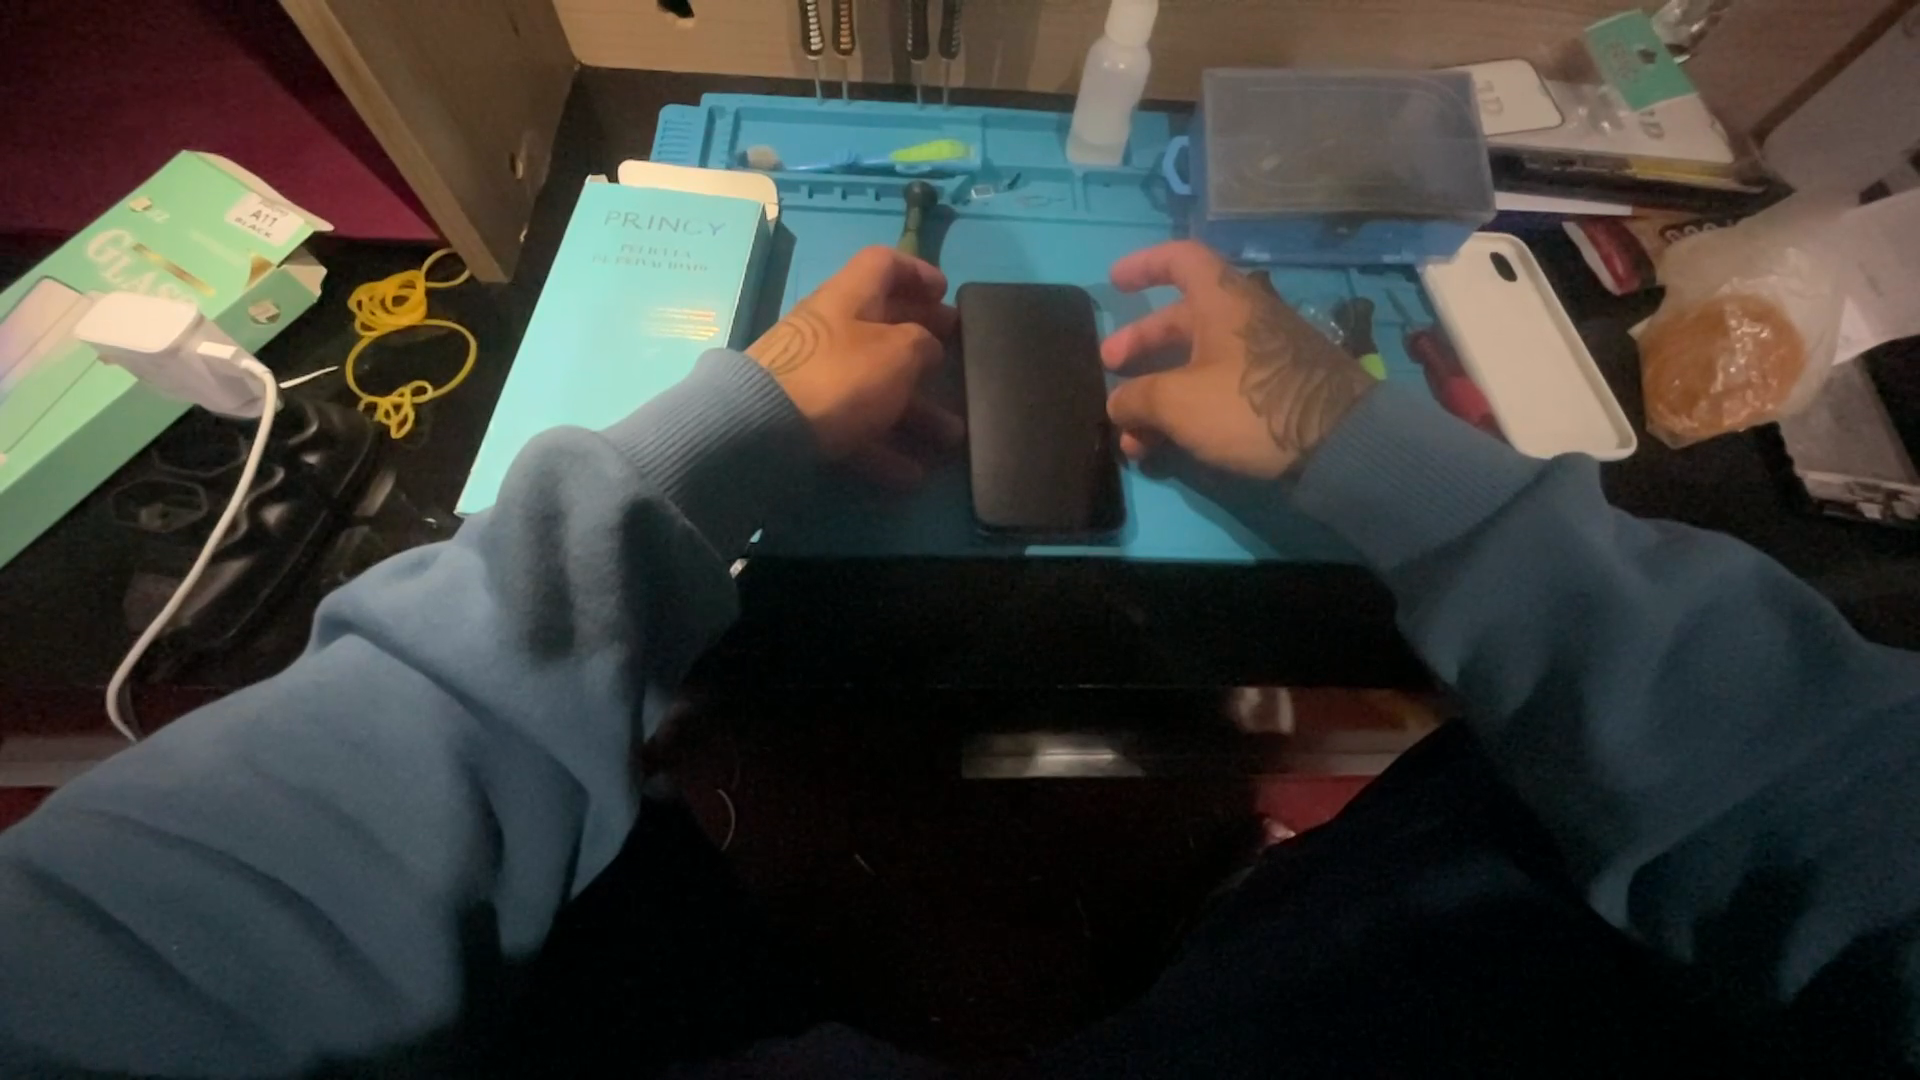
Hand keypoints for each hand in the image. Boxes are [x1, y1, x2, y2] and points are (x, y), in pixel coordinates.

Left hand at [747, 246, 963, 485]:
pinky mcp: (810, 418)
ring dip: (917, 411)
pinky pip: (857, 428)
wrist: (765, 427)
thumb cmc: (841, 376)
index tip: (945, 293)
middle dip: (924, 345)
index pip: (884, 264)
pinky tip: (913, 475)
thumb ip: (922, 343)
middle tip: (956, 357)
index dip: (917, 272)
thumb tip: (927, 346)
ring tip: (951, 437)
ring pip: (876, 387)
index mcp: (851, 298)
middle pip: (884, 329)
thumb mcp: (898, 352)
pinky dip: (886, 448)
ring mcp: (818, 376)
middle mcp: (833, 331)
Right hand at [1102, 241, 1374, 478]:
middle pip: (1179, 320)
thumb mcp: (1178, 401)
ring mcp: (1259, 357)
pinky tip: (1164, 448)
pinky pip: (1214, 390)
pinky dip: (1184, 412)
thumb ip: (1136, 397)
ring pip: (1193, 365)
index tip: (1115, 281)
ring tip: (1132, 437)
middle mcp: (1242, 320)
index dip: (1144, 264)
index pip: (1181, 260)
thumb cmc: (1248, 405)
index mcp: (1222, 301)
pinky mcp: (1271, 392)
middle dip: (1139, 346)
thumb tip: (1116, 404)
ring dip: (1156, 396)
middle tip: (1109, 369)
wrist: (1337, 443)